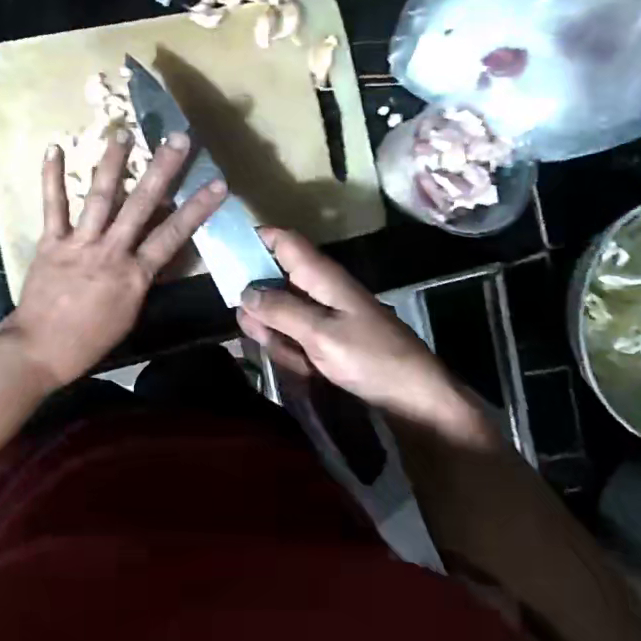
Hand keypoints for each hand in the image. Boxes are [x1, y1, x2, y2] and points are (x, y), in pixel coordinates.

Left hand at [0, 130, 226, 388]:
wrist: (41, 349)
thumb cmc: (90, 340)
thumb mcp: (130, 313)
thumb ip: (141, 279)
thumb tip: (153, 252)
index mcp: (134, 274)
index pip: (173, 235)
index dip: (197, 208)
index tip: (218, 183)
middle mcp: (110, 251)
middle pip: (141, 205)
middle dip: (162, 169)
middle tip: (177, 138)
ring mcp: (79, 243)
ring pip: (99, 197)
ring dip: (112, 162)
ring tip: (123, 133)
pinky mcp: (50, 242)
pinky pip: (53, 206)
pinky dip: (51, 177)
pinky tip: (54, 148)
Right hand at [236, 228, 498, 444]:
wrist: (415, 400)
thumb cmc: (372, 360)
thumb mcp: (320, 334)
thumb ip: (280, 310)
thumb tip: (244, 291)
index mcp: (322, 276)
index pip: (283, 241)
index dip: (254, 240)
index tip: (225, 256)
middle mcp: (320, 289)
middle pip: (272, 281)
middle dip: (258, 305)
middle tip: (259, 332)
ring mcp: (323, 316)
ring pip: (278, 313)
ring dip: (275, 335)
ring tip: (294, 359)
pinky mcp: (325, 340)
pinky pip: (293, 337)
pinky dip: (291, 352)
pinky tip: (305, 369)